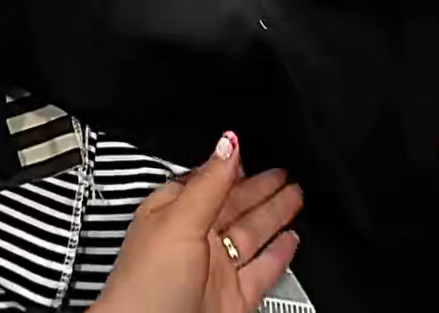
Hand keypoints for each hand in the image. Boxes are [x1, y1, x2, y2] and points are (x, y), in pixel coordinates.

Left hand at [91, 131, 303, 312]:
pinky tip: (291, 241)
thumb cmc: (143, 289)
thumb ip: (208, 183)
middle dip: (261, 186)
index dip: (234, 165)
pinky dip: (279, 255)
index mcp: (174, 212)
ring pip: (253, 234)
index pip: (211, 179)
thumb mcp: (178, 221)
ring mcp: (214, 272)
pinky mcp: (232, 301)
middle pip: (236, 204)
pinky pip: (262, 272)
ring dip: (275, 214)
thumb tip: (227, 142)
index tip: (254, 149)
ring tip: (295, 195)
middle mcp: (194, 240)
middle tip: (284, 170)